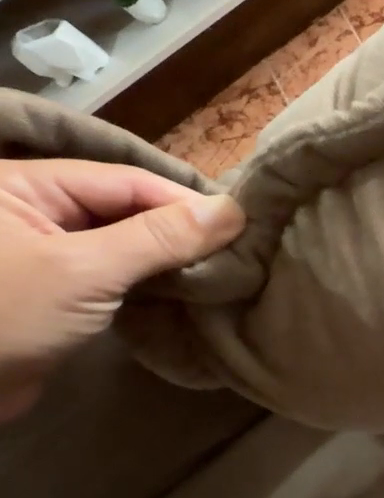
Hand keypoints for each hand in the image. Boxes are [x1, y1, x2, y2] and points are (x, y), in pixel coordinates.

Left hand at [0, 158, 243, 421]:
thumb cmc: (6, 316)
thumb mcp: (86, 270)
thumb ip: (159, 237)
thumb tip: (234, 211)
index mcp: (17, 184)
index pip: (125, 181)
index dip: (187, 202)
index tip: (247, 230)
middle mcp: (30, 205)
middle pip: (129, 205)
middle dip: (186, 228)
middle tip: (245, 254)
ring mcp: (47, 245)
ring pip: (131, 237)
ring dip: (179, 254)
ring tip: (230, 271)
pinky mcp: (63, 282)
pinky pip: (123, 266)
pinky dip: (160, 274)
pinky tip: (194, 287)